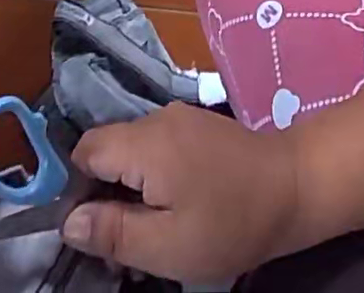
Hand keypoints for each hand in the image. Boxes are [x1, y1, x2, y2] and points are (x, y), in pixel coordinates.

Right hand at [62, 103, 301, 281]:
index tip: (88, 229)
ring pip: (132, 148)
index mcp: (149, 141)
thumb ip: (112, 231)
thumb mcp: (166, 245)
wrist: (295, 186)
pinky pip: (157, 145)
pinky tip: (170, 205)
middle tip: (117, 237)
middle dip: (102, 191)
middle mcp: (162, 118)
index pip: (86, 149)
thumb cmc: (231, 220)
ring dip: (129, 185)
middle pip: (108, 148)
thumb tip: (68, 220)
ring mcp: (184, 118)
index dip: (75, 189)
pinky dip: (152, 174)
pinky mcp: (200, 126)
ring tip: (146, 226)